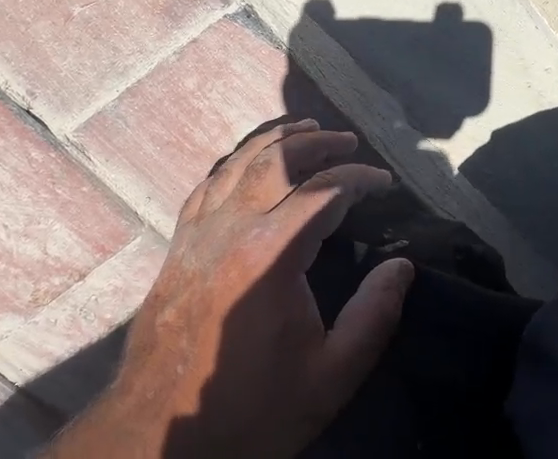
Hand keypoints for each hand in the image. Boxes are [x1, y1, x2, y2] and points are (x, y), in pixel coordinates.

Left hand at [51, 119, 412, 458]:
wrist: (155, 442)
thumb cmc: (251, 411)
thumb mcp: (331, 376)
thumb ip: (374, 315)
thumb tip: (403, 265)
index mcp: (271, 255)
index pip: (326, 190)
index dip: (361, 178)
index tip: (386, 183)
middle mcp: (230, 230)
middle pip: (278, 158)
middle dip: (319, 142)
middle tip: (349, 143)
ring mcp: (197, 236)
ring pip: (238, 162)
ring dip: (276, 139)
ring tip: (306, 129)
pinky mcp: (176, 249)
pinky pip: (207, 185)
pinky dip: (235, 162)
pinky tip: (250, 163)